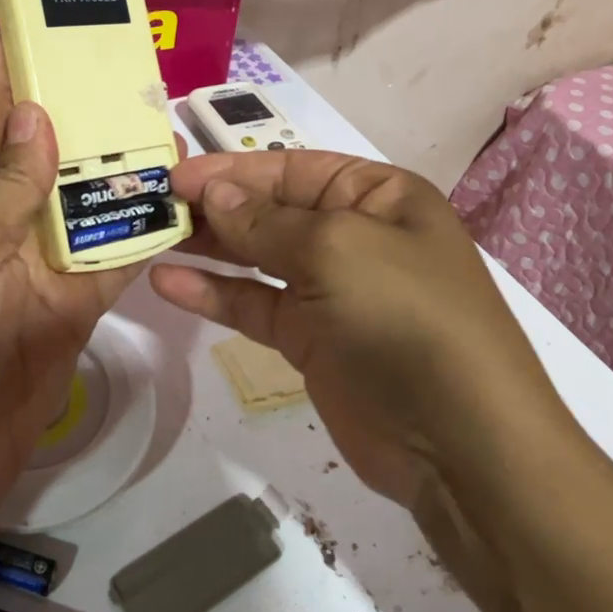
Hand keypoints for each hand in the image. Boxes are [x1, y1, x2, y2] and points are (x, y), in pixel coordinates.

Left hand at [0, 33, 139, 528]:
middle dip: (85, 104)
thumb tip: (37, 111)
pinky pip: (114, 258)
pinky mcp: (73, 308)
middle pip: (49, 147)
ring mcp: (40, 263)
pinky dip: (146, 231)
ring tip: (175, 117)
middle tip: (138, 61)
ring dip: (124, 164)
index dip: (9, 60)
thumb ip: (3, 185)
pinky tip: (184, 199)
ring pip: (89, 199)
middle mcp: (1, 216)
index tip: (45, 9)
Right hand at [148, 150, 571, 507]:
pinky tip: (168, 284)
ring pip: (258, 258)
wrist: (461, 443)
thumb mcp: (336, 250)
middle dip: (216, 206)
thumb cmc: (405, 317)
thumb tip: (214, 193)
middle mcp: (355, 235)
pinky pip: (255, 306)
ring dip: (208, 248)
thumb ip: (266, 221)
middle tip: (152, 207)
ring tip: (151, 238)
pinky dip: (215, 295)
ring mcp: (332, 291)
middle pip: (272, 210)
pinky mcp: (311, 341)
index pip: (292, 168)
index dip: (232, 170)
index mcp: (377, 196)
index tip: (173, 175)